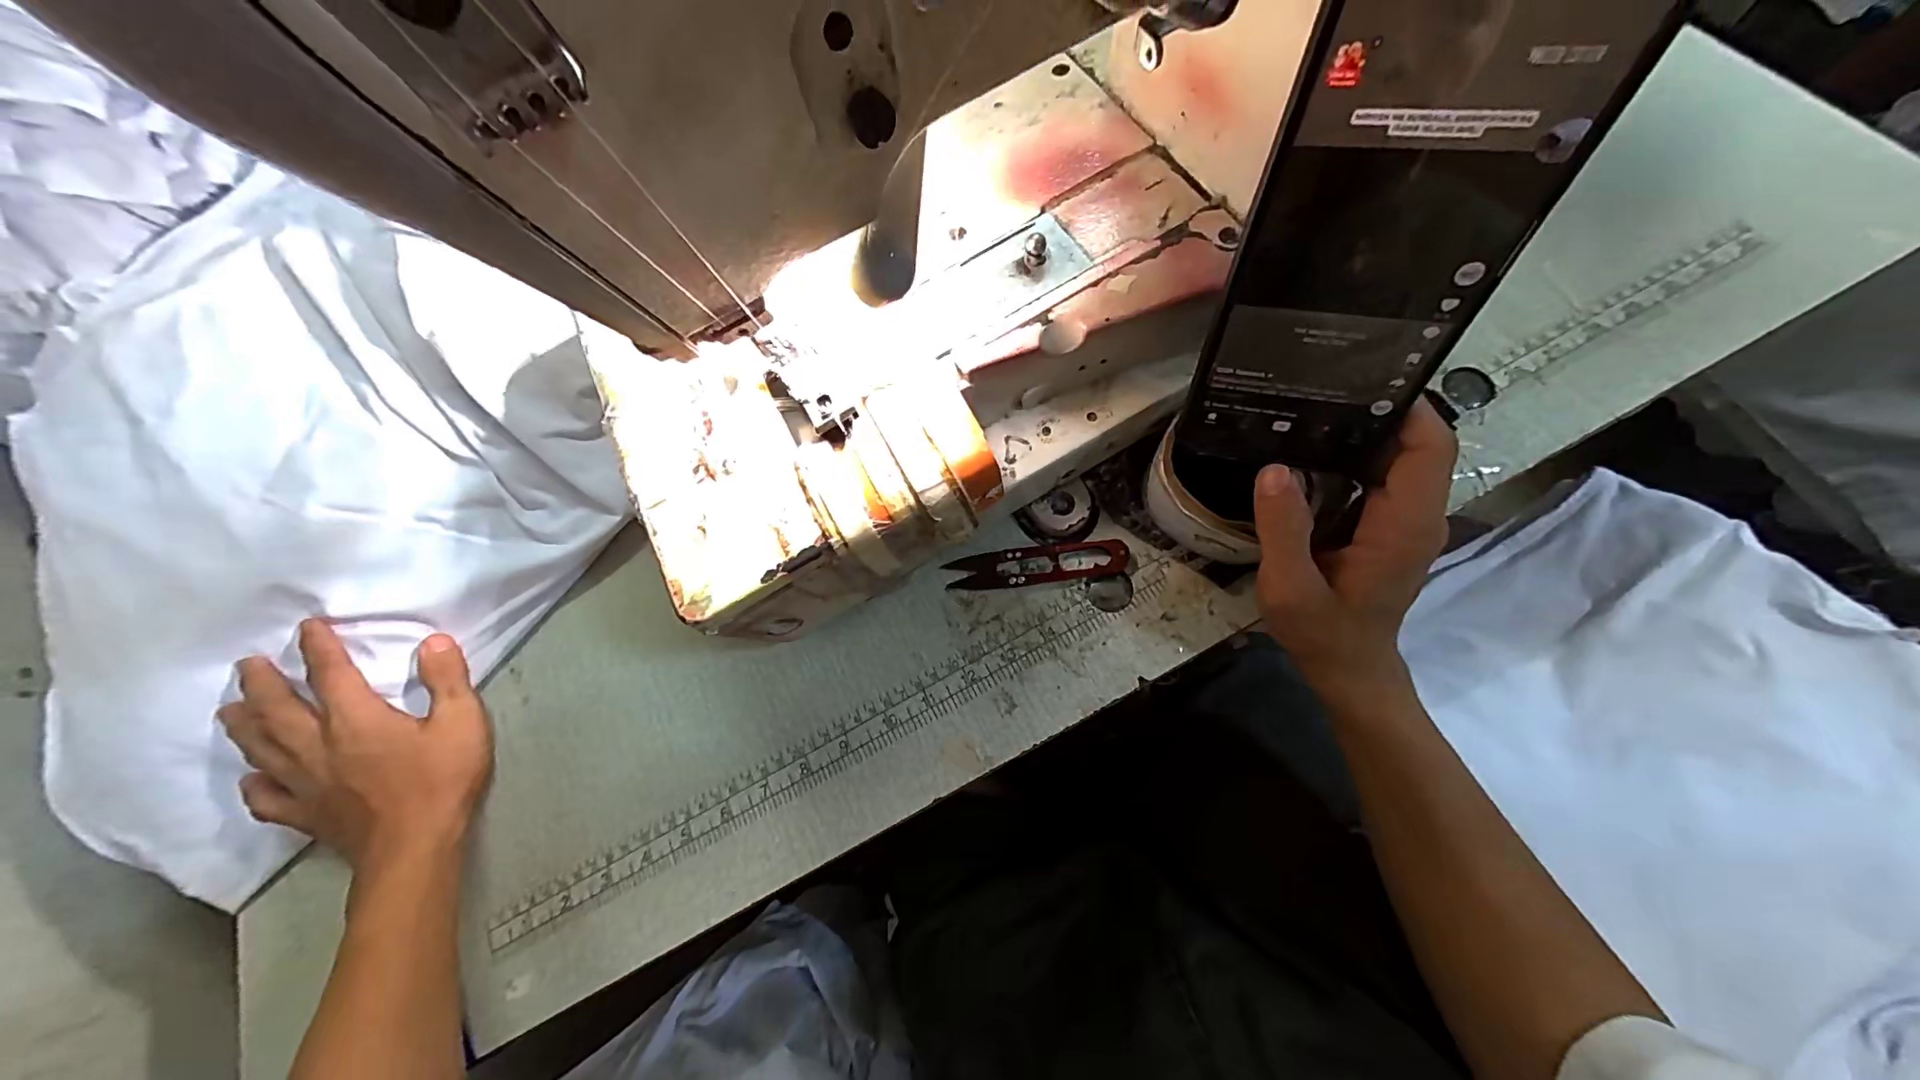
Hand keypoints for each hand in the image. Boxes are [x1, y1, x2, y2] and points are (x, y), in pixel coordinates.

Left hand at [219, 619, 494, 871]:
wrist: (414, 846)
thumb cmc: (442, 779)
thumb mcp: (462, 722)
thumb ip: (448, 680)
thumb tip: (433, 642)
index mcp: (356, 720)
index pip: (331, 675)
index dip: (319, 647)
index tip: (307, 626)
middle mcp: (318, 746)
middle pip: (279, 710)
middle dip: (263, 683)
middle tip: (248, 664)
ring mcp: (305, 783)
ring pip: (261, 748)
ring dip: (244, 725)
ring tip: (230, 708)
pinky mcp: (304, 813)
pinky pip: (266, 796)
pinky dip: (254, 784)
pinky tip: (251, 778)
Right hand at [1252, 399, 1457, 704]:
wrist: (1349, 670)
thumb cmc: (1323, 634)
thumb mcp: (1290, 587)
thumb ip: (1283, 529)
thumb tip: (1274, 468)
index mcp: (1404, 525)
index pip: (1430, 447)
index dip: (1407, 407)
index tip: (1358, 379)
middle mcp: (1417, 516)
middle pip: (1415, 444)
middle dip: (1374, 411)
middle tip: (1316, 389)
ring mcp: (1405, 521)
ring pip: (1397, 458)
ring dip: (1360, 432)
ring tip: (1307, 410)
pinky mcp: (1387, 527)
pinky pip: (1379, 478)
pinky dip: (1351, 458)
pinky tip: (1308, 452)